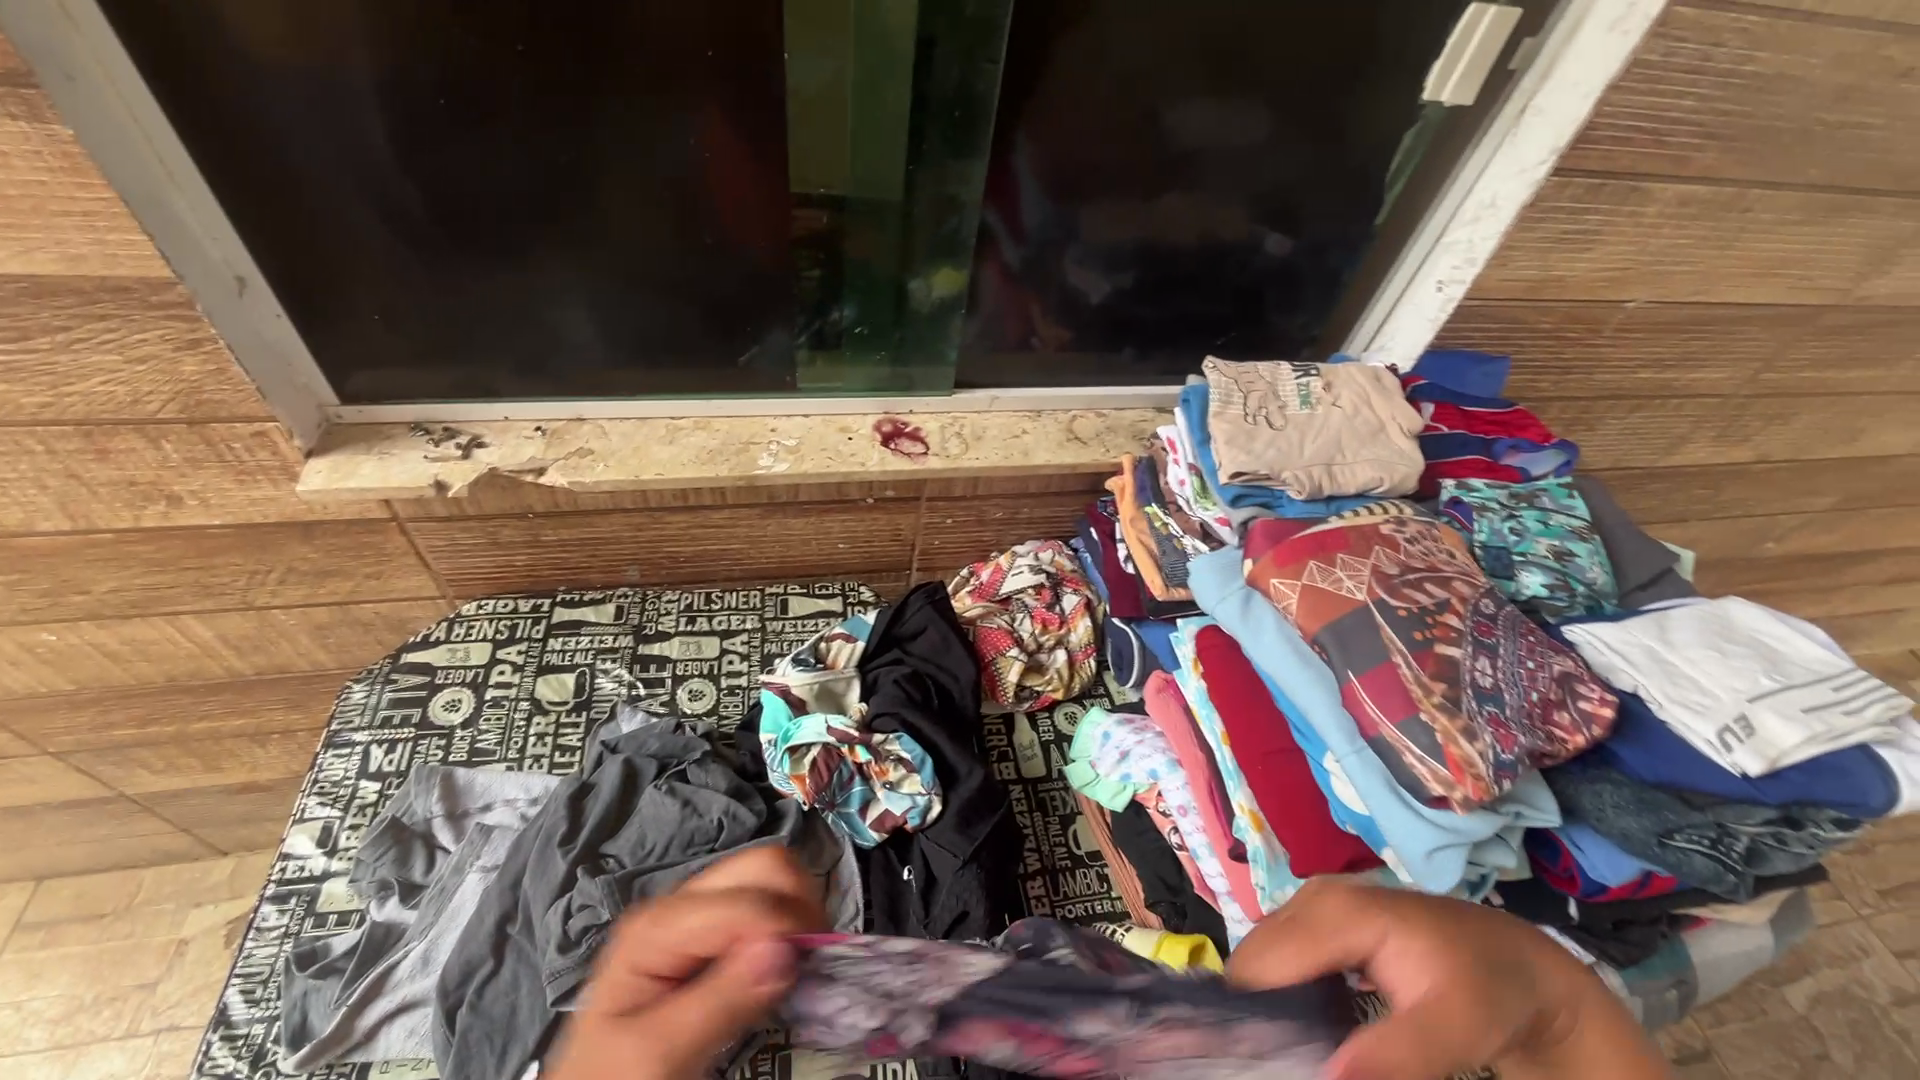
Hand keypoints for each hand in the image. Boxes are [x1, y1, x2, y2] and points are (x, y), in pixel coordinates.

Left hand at [544, 847, 830, 1079]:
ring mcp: (698, 914)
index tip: (809, 974)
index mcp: (660, 924)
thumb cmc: (615, 1077)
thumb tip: (786, 948)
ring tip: (803, 963)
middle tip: (814, 962)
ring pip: (773, 877)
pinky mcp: (713, 930)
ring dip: (800, 912)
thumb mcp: (659, 1054)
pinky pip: (768, 902)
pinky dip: (792, 923)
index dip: (789, 927)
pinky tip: (787, 963)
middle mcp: (681, 904)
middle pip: (765, 865)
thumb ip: (721, 1001)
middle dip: (801, 905)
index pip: (750, 896)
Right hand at [1226, 877, 1670, 1079]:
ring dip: (1263, 1005)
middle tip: (1281, 1063)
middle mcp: (1311, 897)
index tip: (1263, 1066)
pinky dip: (1278, 993)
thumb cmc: (1488, 991)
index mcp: (1336, 912)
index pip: (1259, 966)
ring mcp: (1310, 903)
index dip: (1249, 1018)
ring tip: (1290, 1050)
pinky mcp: (1314, 918)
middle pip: (1251, 962)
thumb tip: (1327, 1079)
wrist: (1515, 963)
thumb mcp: (1456, 1029)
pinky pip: (1275, 957)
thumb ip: (1396, 1056)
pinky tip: (1304, 1026)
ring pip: (1258, 960)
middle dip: (1254, 1014)